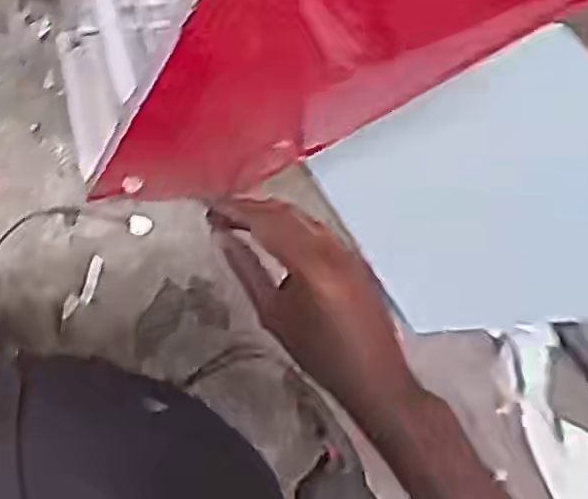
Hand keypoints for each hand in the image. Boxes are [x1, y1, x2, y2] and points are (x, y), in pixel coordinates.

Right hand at [214, 199, 508, 498]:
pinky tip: (272, 227)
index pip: (265, 221)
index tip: (209, 206)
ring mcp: (345, 247)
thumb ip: (246, 269)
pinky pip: (313, 224)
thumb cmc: (321, 356)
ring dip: (266, 210)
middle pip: (282, 211)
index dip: (233, 209)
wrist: (377, 382)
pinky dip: (287, 219)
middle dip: (247, 206)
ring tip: (239, 215)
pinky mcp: (352, 253)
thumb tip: (222, 236)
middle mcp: (330, 247)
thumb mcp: (273, 315)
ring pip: (298, 214)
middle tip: (219, 210)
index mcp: (310, 264)